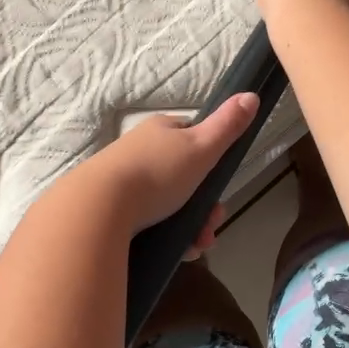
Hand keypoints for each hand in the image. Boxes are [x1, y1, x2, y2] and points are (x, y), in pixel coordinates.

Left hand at [63, 93, 259, 234]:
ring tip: (196, 246)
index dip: (213, 165)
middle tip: (211, 227)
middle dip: (205, 208)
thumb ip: (227, 125)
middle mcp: (140, 153)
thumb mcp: (200, 147)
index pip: (193, 140)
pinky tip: (178, 252)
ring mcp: (124, 183)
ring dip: (192, 228)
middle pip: (185, 180)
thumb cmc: (155, 173)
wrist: (98, 210)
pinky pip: (151, 225)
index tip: (221, 189)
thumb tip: (250, 95)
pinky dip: (169, 238)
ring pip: (170, 207)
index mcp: (159, 132)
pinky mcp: (113, 211)